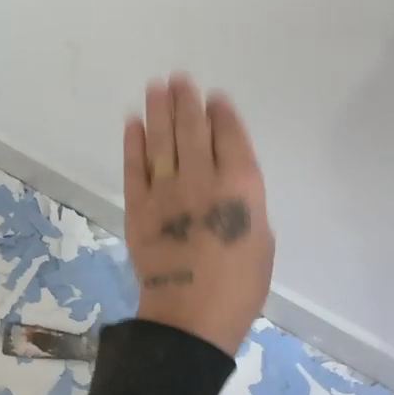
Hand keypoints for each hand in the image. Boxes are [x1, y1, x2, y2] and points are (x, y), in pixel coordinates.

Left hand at [123, 73, 273, 354]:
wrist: (191, 315)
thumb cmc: (238, 286)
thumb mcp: (260, 239)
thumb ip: (245, 202)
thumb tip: (229, 183)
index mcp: (242, 186)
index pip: (230, 136)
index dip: (221, 114)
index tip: (213, 97)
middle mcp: (203, 179)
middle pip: (193, 130)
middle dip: (186, 102)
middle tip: (178, 79)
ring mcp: (166, 191)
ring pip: (162, 141)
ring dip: (159, 111)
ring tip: (157, 87)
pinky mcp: (138, 208)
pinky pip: (134, 168)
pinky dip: (133, 143)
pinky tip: (133, 123)